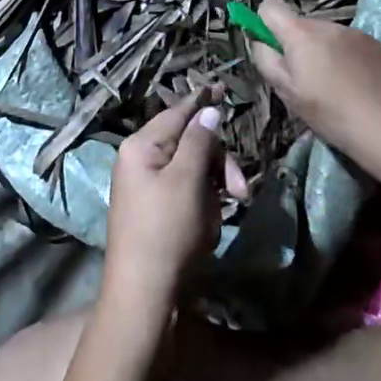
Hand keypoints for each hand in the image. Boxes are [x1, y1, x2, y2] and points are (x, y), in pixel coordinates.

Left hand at [102, 90, 238, 306]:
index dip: (201, 103)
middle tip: (240, 190)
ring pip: (193, 169)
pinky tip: (212, 222)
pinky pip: (187, 191)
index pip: (178, 114)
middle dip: (219, 162)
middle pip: (190, 142)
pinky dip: (205, 201)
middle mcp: (141, 159)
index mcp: (141, 146)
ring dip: (216, 185)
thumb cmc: (166, 231)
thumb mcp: (187, 181)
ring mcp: (148, 185)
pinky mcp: (157, 208)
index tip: (220, 87)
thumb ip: (200, 142)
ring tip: (226, 211)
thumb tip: (207, 109)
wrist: (145, 292)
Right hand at [251, 0, 380, 152]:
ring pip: (325, 34)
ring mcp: (354, 32)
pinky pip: (347, 42)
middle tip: (305, 77)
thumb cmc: (328, 111)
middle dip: (297, 43)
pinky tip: (354, 81)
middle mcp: (327, 24)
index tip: (272, 48)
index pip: (270, 6)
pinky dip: (344, 55)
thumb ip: (265, 59)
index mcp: (300, 34)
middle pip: (300, 23)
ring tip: (333, 82)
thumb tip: (260, 40)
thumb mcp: (285, 90)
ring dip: (321, 50)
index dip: (265, 24)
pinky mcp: (375, 43)